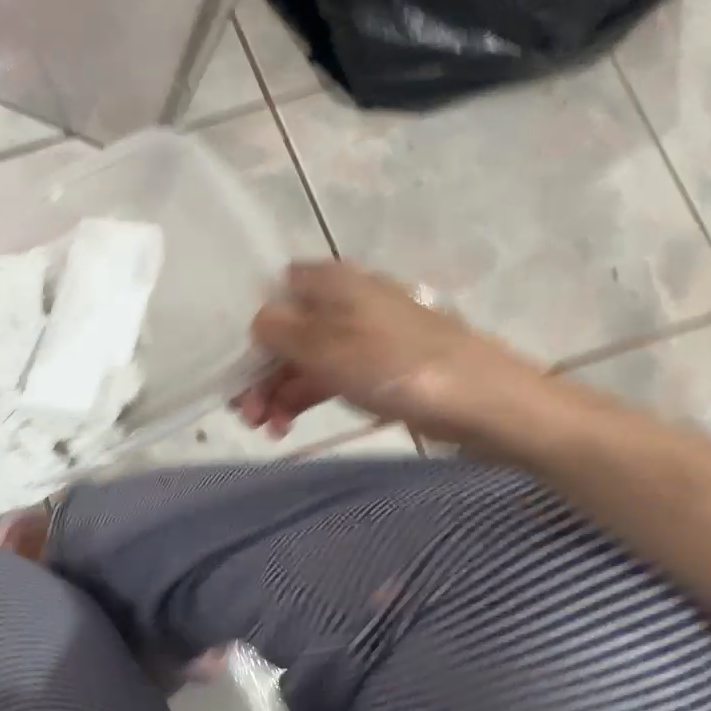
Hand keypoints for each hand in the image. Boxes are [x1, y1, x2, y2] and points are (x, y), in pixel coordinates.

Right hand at [239, 262, 558, 452]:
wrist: (486, 404)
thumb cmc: (399, 367)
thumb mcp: (326, 346)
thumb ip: (280, 330)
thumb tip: (255, 320)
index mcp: (332, 282)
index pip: (273, 288)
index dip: (246, 319)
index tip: (224, 357)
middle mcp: (344, 302)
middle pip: (284, 330)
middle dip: (257, 369)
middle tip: (240, 409)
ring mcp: (361, 338)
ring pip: (301, 359)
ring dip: (275, 391)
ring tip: (262, 427)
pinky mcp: (377, 370)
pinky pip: (325, 379)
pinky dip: (301, 400)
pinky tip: (285, 427)